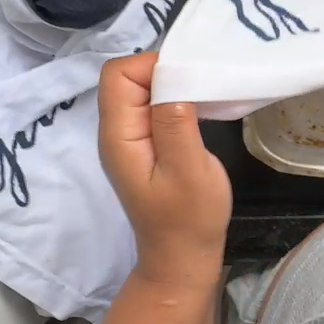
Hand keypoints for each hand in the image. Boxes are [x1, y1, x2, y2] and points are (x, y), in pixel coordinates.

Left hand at [97, 53, 231, 288]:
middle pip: (127, 78)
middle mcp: (117, 132)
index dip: (152, 66)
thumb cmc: (189, 217)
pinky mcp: (148, 145)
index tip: (191, 77)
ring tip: (205, 93)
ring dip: (172, 85)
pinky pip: (154, 107)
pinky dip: (176, 99)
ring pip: (142, 91)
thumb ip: (176, 124)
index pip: (118, 75)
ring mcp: (131, 139)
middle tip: (203, 83)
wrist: (183, 256)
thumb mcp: (189, 169)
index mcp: (120, 136)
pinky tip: (200, 108)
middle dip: (164, 71)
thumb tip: (172, 80)